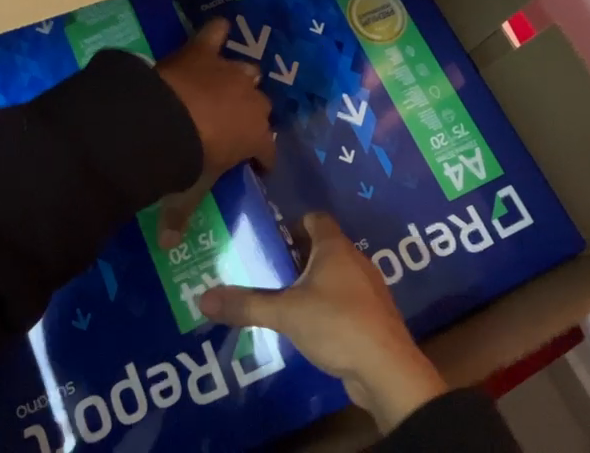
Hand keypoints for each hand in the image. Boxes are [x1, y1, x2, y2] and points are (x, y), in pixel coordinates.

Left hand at [153, 19, 274, 247]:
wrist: (164, 121)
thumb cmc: (185, 161)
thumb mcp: (187, 191)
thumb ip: (180, 216)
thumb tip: (169, 246)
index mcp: (254, 137)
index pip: (267, 150)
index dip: (262, 158)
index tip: (257, 167)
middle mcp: (251, 101)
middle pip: (260, 107)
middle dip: (250, 116)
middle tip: (231, 127)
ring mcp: (228, 72)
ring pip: (246, 71)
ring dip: (238, 79)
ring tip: (227, 85)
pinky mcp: (204, 51)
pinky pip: (216, 34)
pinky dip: (217, 31)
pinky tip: (219, 27)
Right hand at [198, 213, 447, 433]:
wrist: (388, 371)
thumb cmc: (336, 324)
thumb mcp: (285, 313)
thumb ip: (246, 305)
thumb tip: (202, 299)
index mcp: (335, 248)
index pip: (316, 219)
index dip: (294, 224)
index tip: (272, 241)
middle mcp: (355, 262)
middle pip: (325, 247)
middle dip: (299, 256)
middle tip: (271, 271)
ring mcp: (369, 291)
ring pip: (338, 275)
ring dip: (315, 283)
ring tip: (287, 300)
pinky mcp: (375, 318)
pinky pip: (348, 301)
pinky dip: (330, 306)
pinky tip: (312, 327)